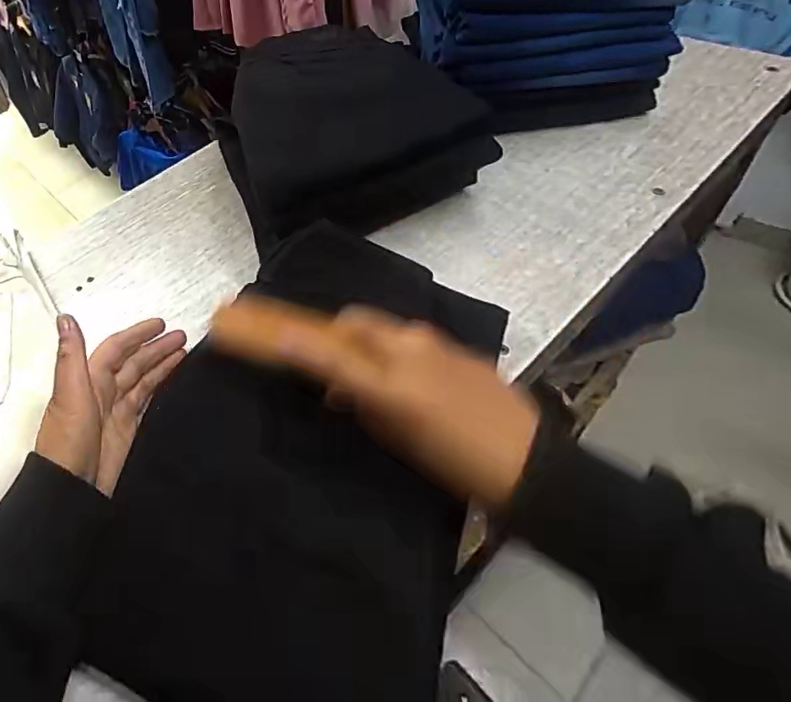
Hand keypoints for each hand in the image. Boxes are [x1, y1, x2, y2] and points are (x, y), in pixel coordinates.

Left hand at [34, 315, 186, 491]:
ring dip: (161, 363)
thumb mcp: (69, 394)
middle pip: (134, 362)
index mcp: (88, 380)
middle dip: (156, 347)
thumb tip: (65, 319)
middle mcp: (102, 392)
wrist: (70, 491)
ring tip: (183, 351)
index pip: (116, 348)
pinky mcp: (127, 429)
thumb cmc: (67, 443)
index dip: (137, 334)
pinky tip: (172, 378)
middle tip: (180, 336)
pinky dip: (159, 386)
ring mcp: (115, 411)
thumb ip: (71, 356)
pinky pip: (146, 400)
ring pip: (142, 379)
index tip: (159, 324)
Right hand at [211, 299, 539, 509]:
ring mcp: (437, 342)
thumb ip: (365, 408)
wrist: (530, 462)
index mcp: (393, 380)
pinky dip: (391, 349)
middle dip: (330, 333)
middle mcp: (411, 348)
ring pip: (382, 328)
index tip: (260, 328)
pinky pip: (410, 338)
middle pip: (354, 323)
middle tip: (321, 363)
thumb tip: (339, 391)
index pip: (329, 352)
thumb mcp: (403, 445)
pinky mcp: (457, 347)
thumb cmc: (459, 467)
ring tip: (359, 379)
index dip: (291, 340)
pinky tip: (399, 379)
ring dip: (361, 343)